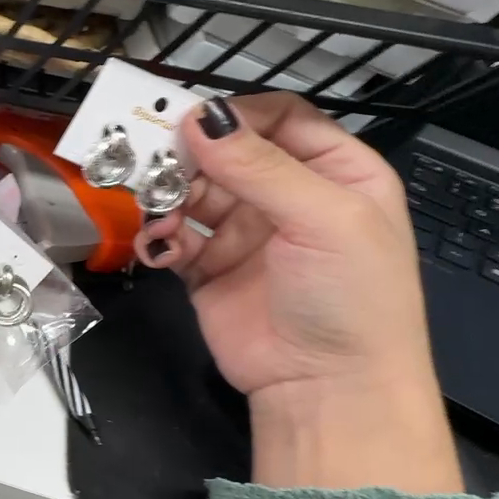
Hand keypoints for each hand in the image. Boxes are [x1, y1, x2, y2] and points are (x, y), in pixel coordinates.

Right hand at [135, 93, 460, 493]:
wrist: (323, 383)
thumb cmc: (350, 297)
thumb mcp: (320, 219)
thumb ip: (258, 167)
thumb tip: (200, 118)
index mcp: (334, 172)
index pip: (277, 119)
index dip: (233, 115)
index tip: (185, 122)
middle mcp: (284, 196)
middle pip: (221, 154)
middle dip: (184, 159)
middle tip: (148, 165)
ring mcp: (240, 232)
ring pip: (188, 193)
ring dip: (165, 200)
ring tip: (158, 217)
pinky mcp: (203, 266)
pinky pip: (169, 236)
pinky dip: (157, 239)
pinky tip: (161, 251)